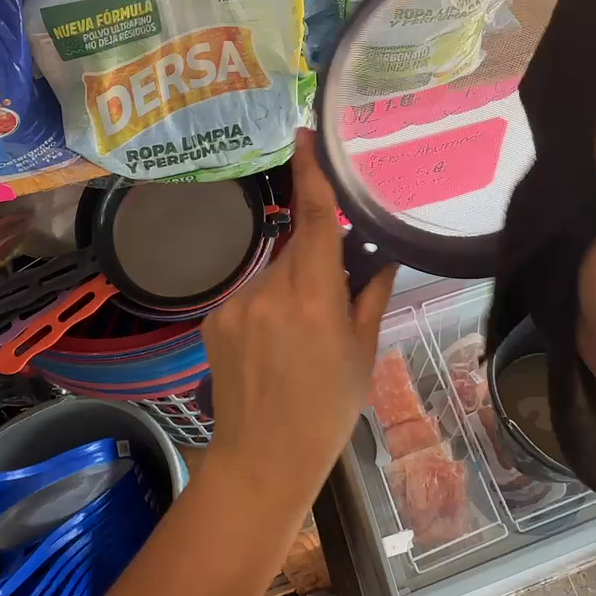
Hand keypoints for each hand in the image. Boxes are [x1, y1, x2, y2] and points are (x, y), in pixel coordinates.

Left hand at [202, 130, 396, 499]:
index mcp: (314, 298)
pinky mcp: (214, 318)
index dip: (311, 172)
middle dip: (317, 259)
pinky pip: (251, 294)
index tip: (304, 135)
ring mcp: (235, 304)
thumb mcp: (362, 353)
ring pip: (275, 273)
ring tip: (300, 338)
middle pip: (298, 248)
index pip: (315, 218)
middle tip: (333, 300)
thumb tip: (382, 254)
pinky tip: (273, 346)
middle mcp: (269, 291)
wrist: (262, 460)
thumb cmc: (326, 410)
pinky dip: (268, 306)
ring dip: (292, 286)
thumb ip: (370, 294)